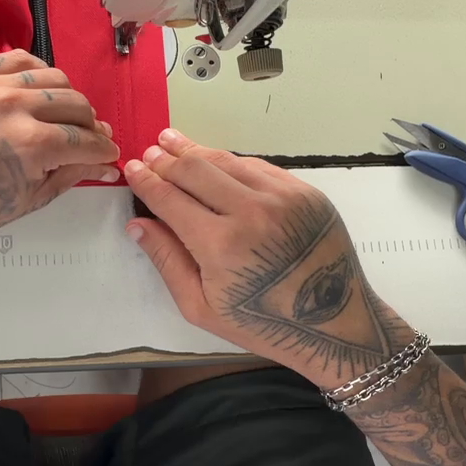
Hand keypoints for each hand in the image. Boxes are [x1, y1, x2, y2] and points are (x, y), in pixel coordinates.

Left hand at [0, 50, 121, 260]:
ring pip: (52, 76)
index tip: (109, 153)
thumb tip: (106, 165)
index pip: (86, 140)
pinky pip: (16, 59)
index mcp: (33, 144)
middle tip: (90, 137)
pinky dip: (36, 70)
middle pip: (75, 104)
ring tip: (66, 114)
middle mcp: (15, 107)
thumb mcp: (31, 198)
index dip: (103, 150)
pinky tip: (40, 87)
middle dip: (90, 125)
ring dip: (68, 96)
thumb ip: (72, 174)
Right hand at [123, 128, 415, 391]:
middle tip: (148, 154)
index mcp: (219, 245)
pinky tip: (214, 159)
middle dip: (165, 160)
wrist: (335, 324)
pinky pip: (256, 165)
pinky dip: (229, 160)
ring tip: (171, 141)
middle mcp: (250, 212)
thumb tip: (137, 224)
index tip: (130, 169)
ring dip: (194, 150)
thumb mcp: (201, 306)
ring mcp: (281, 198)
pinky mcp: (304, 192)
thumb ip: (167, 261)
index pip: (169, 198)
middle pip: (194, 169)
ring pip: (225, 159)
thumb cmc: (261, 323)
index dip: (145, 181)